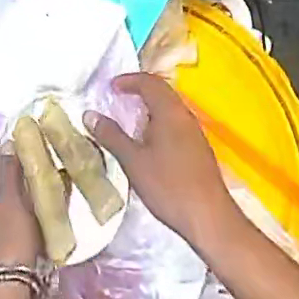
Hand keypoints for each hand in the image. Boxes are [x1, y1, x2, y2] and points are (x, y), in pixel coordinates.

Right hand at [86, 73, 240, 246]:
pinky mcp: (199, 147)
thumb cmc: (168, 186)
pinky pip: (176, 120)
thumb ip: (111, 135)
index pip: (148, 81)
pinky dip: (160, 119)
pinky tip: (151, 140)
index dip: (128, 80)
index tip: (110, 86)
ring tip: (132, 117)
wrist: (210, 218)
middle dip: (140, 88)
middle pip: (161, 90)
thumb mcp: (133, 161)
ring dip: (151, 104)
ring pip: (170, 106)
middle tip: (119, 96)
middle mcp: (184, 114)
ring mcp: (195, 131)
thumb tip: (89, 114)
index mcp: (169, 110)